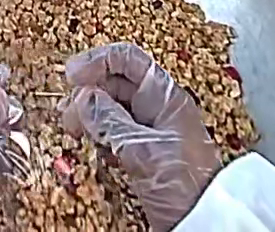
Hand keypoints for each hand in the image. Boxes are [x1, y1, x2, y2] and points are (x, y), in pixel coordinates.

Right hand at [63, 43, 220, 230]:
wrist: (208, 225)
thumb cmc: (183, 184)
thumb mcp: (143, 150)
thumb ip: (110, 120)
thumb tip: (81, 96)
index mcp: (162, 94)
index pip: (127, 59)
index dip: (97, 60)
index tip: (71, 76)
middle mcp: (155, 105)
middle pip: (116, 82)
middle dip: (88, 90)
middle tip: (66, 111)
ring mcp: (150, 129)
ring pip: (113, 107)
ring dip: (89, 112)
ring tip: (71, 127)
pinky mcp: (144, 153)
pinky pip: (115, 132)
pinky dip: (98, 132)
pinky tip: (87, 142)